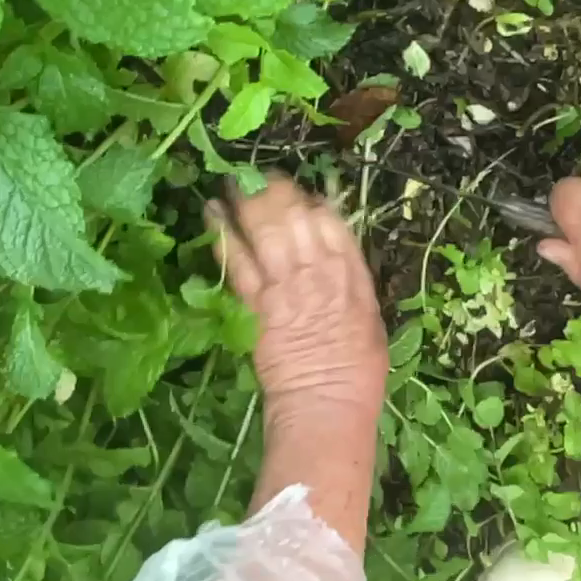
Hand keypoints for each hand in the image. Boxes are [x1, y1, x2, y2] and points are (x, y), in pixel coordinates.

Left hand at [208, 175, 387, 419]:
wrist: (327, 405)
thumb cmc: (358, 369)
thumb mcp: (370, 314)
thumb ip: (351, 276)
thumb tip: (334, 245)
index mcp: (349, 271)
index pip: (327, 220)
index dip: (307, 200)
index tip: (295, 191)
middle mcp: (316, 270)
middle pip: (292, 217)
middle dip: (272, 191)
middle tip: (255, 175)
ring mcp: (284, 286)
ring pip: (264, 231)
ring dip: (245, 202)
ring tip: (230, 182)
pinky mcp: (256, 306)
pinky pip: (236, 262)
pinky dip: (222, 234)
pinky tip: (211, 212)